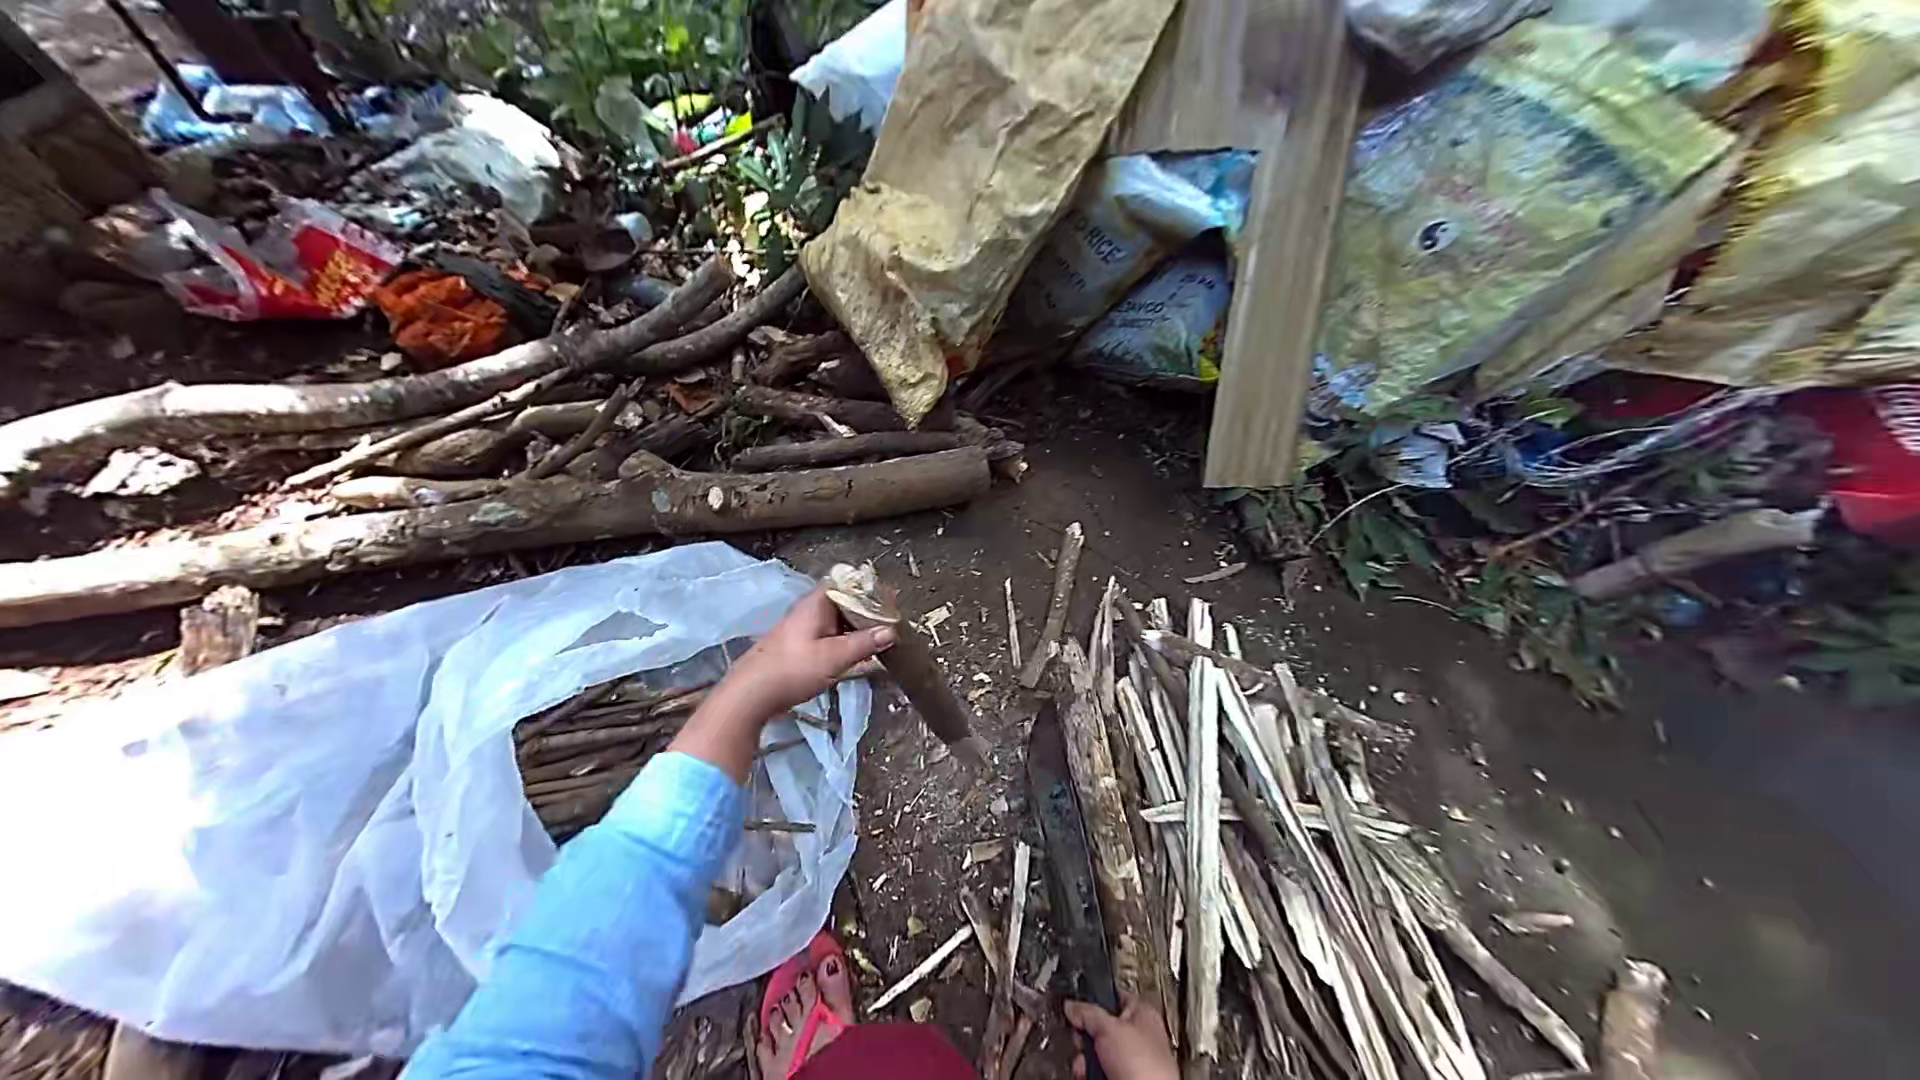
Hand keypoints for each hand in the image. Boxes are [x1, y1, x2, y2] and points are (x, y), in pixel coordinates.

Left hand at [711, 586, 895, 721]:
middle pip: (843, 602)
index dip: (868, 589)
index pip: (846, 583)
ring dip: (856, 629)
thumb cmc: (792, 669)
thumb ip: (865, 642)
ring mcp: (802, 630)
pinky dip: (845, 642)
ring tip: (881, 639)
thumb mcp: (835, 656)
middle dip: (866, 611)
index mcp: (816, 603)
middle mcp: (809, 611)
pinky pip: (828, 637)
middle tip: (890, 623)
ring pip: (836, 622)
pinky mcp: (799, 649)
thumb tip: (890, 631)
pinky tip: (858, 655)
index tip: (889, 601)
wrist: (750, 696)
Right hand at [1064, 997, 1177, 1079]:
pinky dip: (1088, 1072)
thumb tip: (1072, 1006)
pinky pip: (1099, 1071)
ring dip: (1085, 1058)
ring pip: (1098, 1053)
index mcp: (1143, 1015)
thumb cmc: (1146, 1069)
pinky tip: (1085, 1074)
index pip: (1114, 996)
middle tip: (1081, 1038)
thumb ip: (1088, 1012)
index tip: (1077, 1006)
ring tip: (1083, 1062)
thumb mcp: (1109, 1028)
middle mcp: (1139, 1038)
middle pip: (1102, 1027)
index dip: (1093, 1000)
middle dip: (1086, 1034)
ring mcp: (1131, 1064)